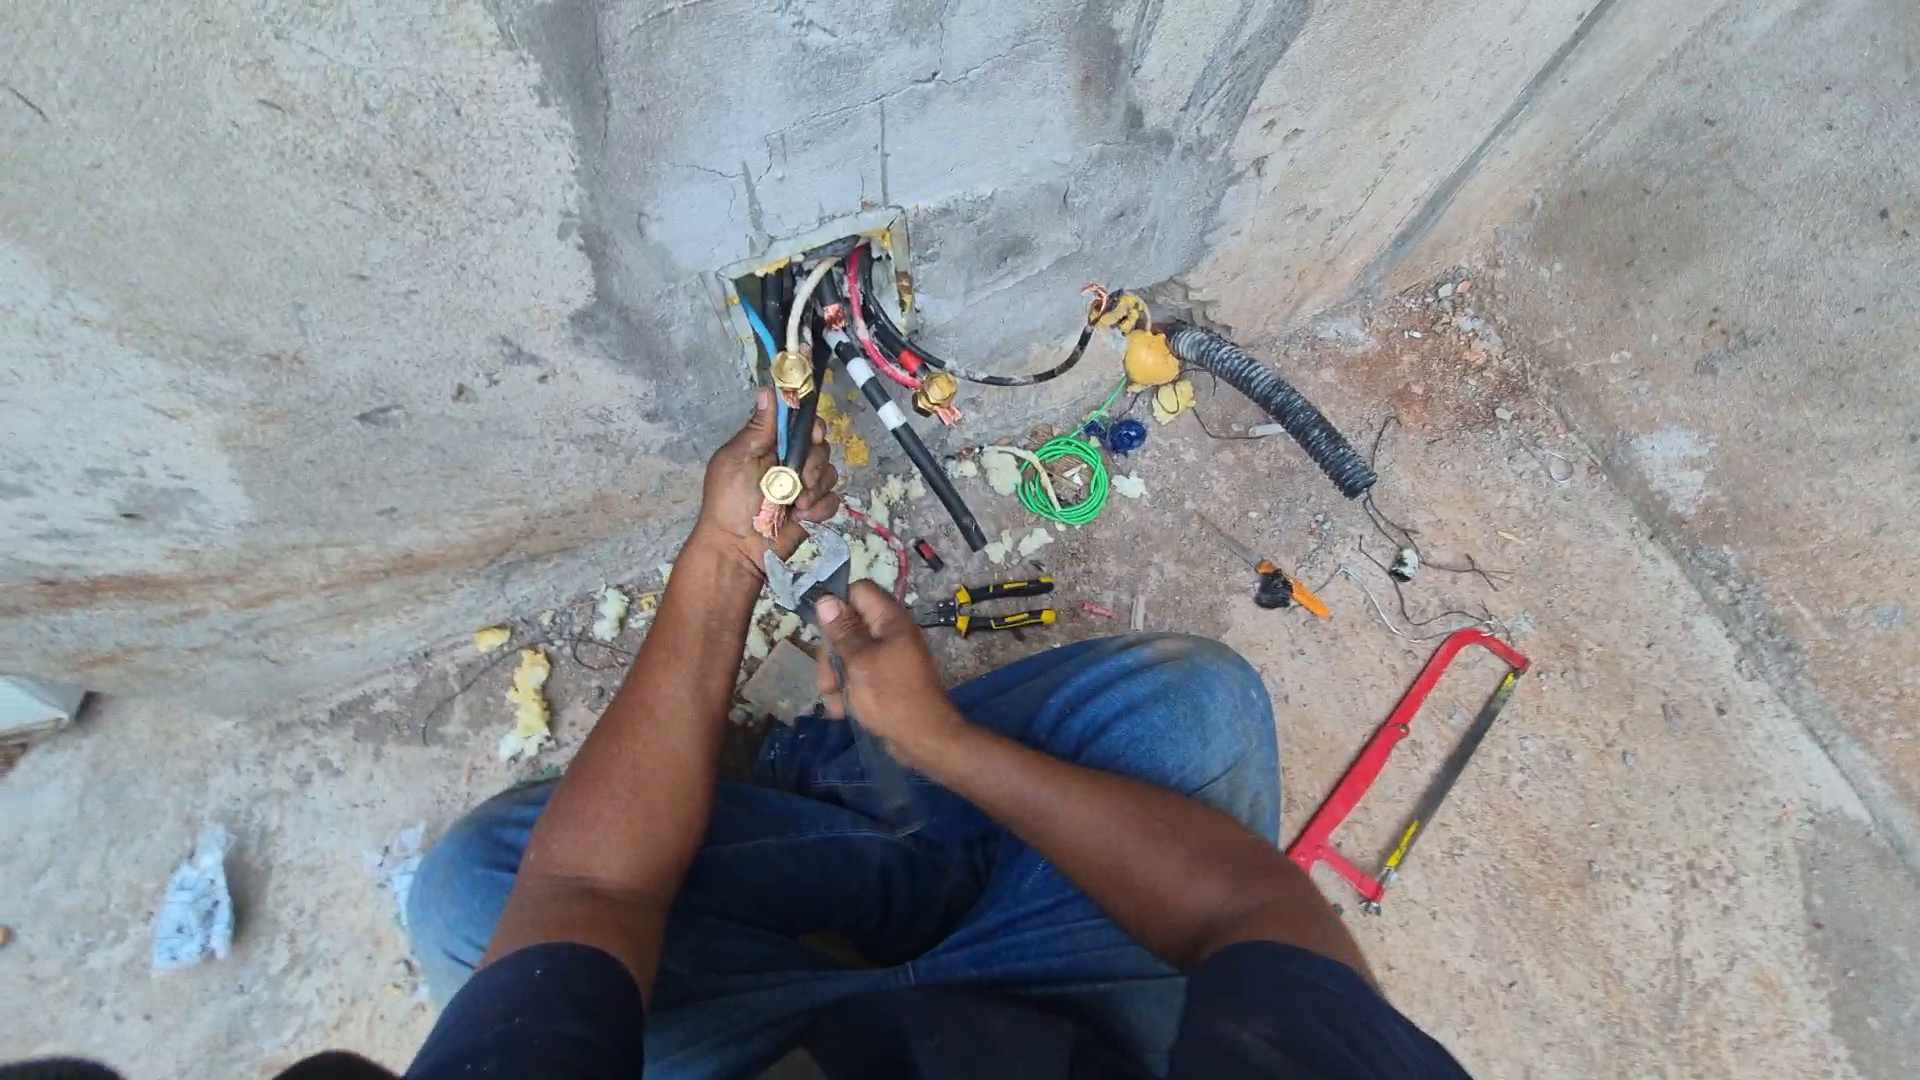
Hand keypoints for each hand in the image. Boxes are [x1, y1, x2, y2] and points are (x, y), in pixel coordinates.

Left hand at [690, 387, 839, 575]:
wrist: (738, 547)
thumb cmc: (729, 501)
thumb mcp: (737, 459)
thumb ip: (757, 429)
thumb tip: (767, 390)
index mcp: (770, 445)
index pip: (799, 423)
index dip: (810, 425)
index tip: (812, 435)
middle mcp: (790, 461)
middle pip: (821, 446)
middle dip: (815, 461)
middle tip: (801, 478)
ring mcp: (804, 486)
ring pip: (830, 472)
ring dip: (816, 487)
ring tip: (797, 503)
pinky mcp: (814, 508)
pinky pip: (832, 499)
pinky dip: (821, 507)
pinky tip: (803, 516)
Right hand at [813, 582, 966, 764]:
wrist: (923, 739)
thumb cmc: (892, 697)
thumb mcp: (859, 663)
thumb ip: (842, 631)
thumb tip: (825, 598)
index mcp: (890, 620)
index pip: (859, 591)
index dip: (838, 605)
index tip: (822, 630)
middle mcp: (889, 633)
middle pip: (847, 626)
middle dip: (831, 655)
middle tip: (827, 682)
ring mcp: (886, 656)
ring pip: (847, 654)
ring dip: (835, 678)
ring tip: (835, 703)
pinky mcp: (883, 678)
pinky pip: (856, 675)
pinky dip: (846, 690)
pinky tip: (842, 711)